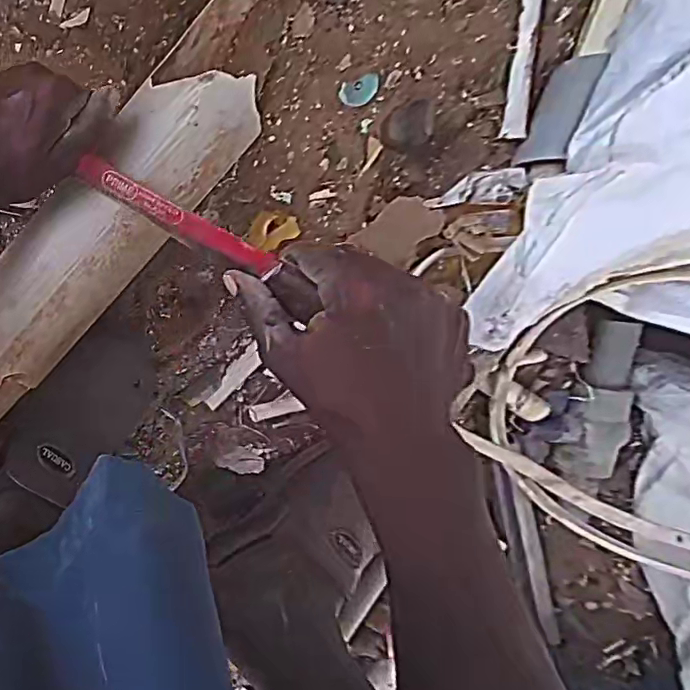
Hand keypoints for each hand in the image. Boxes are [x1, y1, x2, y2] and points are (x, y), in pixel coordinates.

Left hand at [0, 63, 110, 217]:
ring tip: (25, 143)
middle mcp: (34, 75)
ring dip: (39, 116)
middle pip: (63, 95)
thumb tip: (109, 100)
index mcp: (55, 90)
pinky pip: (24, 97)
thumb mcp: (64, 159)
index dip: (76, 126)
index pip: (85, 100)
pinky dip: (22, 113)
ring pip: (43, 96)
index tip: (63, 145)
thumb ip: (91, 126)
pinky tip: (13, 135)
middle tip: (43, 148)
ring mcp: (13, 78)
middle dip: (57, 118)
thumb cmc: (14, 173)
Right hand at [224, 246, 467, 449]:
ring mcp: (430, 299)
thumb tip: (240, 281)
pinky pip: (409, 296)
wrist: (399, 436)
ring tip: (344, 336)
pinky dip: (389, 310)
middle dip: (321, 283)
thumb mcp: (285, 354)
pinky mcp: (449, 315)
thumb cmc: (343, 403)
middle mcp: (399, 285)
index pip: (310, 253)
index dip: (286, 270)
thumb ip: (260, 308)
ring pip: (378, 277)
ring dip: (356, 295)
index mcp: (355, 290)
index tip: (276, 282)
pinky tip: (374, 342)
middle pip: (346, 262)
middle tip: (306, 315)